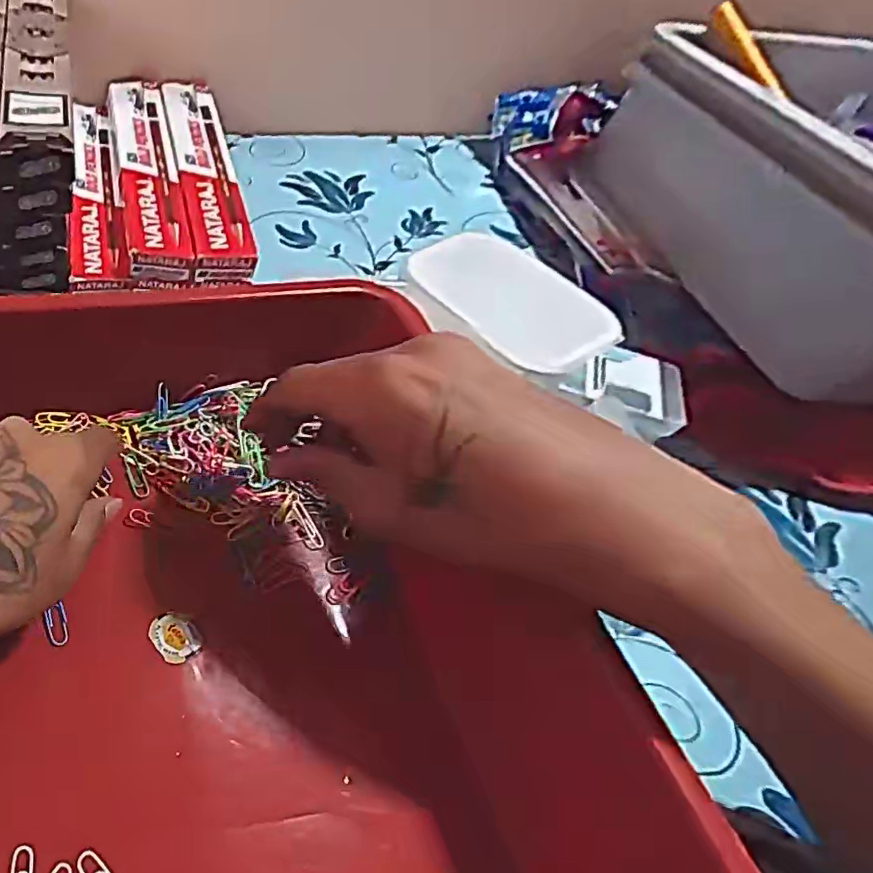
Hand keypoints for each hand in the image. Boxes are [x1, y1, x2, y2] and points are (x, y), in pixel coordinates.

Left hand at [0, 417, 121, 660]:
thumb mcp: (62, 571)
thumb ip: (90, 528)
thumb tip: (106, 502)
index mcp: (66, 461)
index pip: (100, 438)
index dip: (101, 457)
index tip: (93, 479)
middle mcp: (22, 435)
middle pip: (47, 441)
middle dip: (47, 466)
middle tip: (30, 510)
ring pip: (1, 442)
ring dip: (2, 465)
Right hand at [244, 333, 780, 630]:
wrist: (618, 511)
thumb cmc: (494, 521)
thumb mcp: (393, 510)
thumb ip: (327, 474)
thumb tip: (285, 458)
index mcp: (381, 386)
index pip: (297, 384)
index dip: (266, 410)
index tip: (254, 439)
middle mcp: (412, 353)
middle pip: (333, 374)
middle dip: (305, 413)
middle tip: (297, 457)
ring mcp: (453, 351)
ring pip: (369, 373)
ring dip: (344, 409)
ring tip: (347, 458)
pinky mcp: (482, 361)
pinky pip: (407, 374)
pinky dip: (381, 403)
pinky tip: (395, 443)